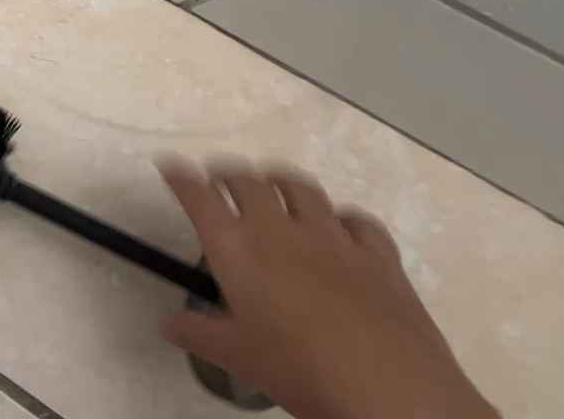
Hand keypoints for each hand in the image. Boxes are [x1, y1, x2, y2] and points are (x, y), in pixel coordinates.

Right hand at [159, 160, 498, 418]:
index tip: (170, 166)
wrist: (394, 397)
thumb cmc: (301, 371)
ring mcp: (333, 239)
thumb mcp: (238, 357)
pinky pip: (358, 221)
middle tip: (219, 180)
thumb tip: (169, 324)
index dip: (180, 176)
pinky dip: (341, 217)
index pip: (197, 195)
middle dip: (227, 173)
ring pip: (300, 188)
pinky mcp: (379, 257)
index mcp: (235, 247)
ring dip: (279, 181)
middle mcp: (278, 230)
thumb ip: (198, 333)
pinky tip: (339, 229)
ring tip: (273, 187)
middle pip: (247, 180)